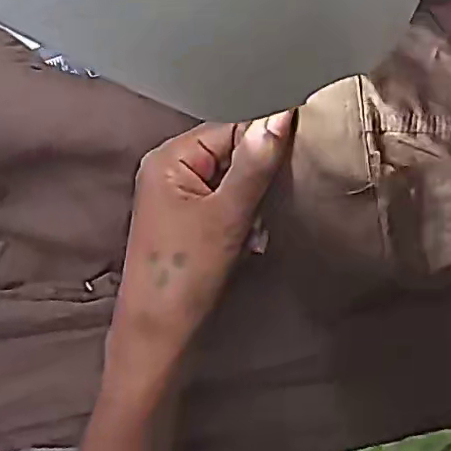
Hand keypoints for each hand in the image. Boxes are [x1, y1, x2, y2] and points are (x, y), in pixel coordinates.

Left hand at [109, 112, 294, 366]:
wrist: (158, 335)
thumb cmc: (184, 274)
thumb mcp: (226, 215)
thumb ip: (255, 164)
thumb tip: (281, 115)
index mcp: (169, 157)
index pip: (232, 127)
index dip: (264, 142)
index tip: (292, 162)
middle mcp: (170, 168)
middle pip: (234, 150)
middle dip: (259, 175)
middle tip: (271, 201)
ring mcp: (179, 195)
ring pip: (235, 177)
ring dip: (255, 198)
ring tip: (257, 225)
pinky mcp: (190, 218)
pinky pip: (228, 199)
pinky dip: (246, 214)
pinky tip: (252, 237)